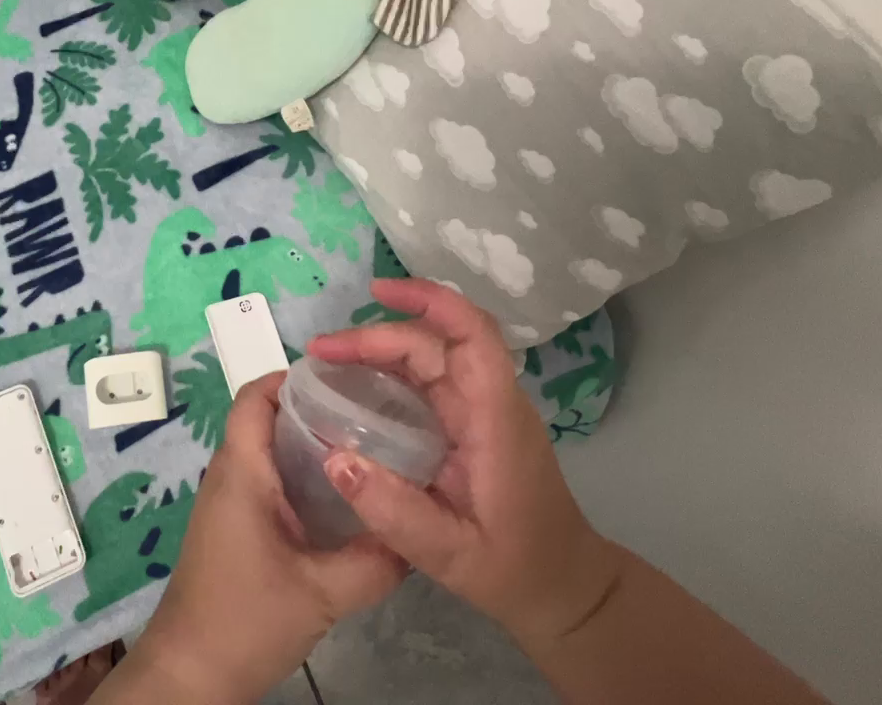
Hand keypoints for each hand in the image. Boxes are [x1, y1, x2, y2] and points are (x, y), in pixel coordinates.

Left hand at [115, 373, 407, 703]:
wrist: (191, 673)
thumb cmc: (246, 619)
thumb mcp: (322, 593)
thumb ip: (375, 561)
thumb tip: (419, 535)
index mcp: (242, 471)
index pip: (254, 397)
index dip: (290, 377)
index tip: (341, 378)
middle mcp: (230, 474)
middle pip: (265, 418)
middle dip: (312, 407)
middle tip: (368, 411)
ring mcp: (229, 501)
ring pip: (268, 450)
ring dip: (307, 442)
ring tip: (364, 445)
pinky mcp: (235, 525)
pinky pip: (268, 480)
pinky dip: (300, 475)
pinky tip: (340, 495)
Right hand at [311, 278, 625, 647]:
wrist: (562, 588)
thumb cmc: (518, 569)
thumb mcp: (451, 554)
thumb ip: (394, 512)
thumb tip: (333, 459)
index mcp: (494, 418)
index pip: (473, 334)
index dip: (430, 301)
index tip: (378, 292)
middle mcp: (487, 402)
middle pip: (433, 344)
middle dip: (375, 337)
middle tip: (319, 353)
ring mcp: (477, 411)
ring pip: (427, 359)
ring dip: (377, 352)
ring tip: (325, 363)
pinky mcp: (466, 425)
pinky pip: (424, 383)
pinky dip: (386, 375)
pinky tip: (351, 390)